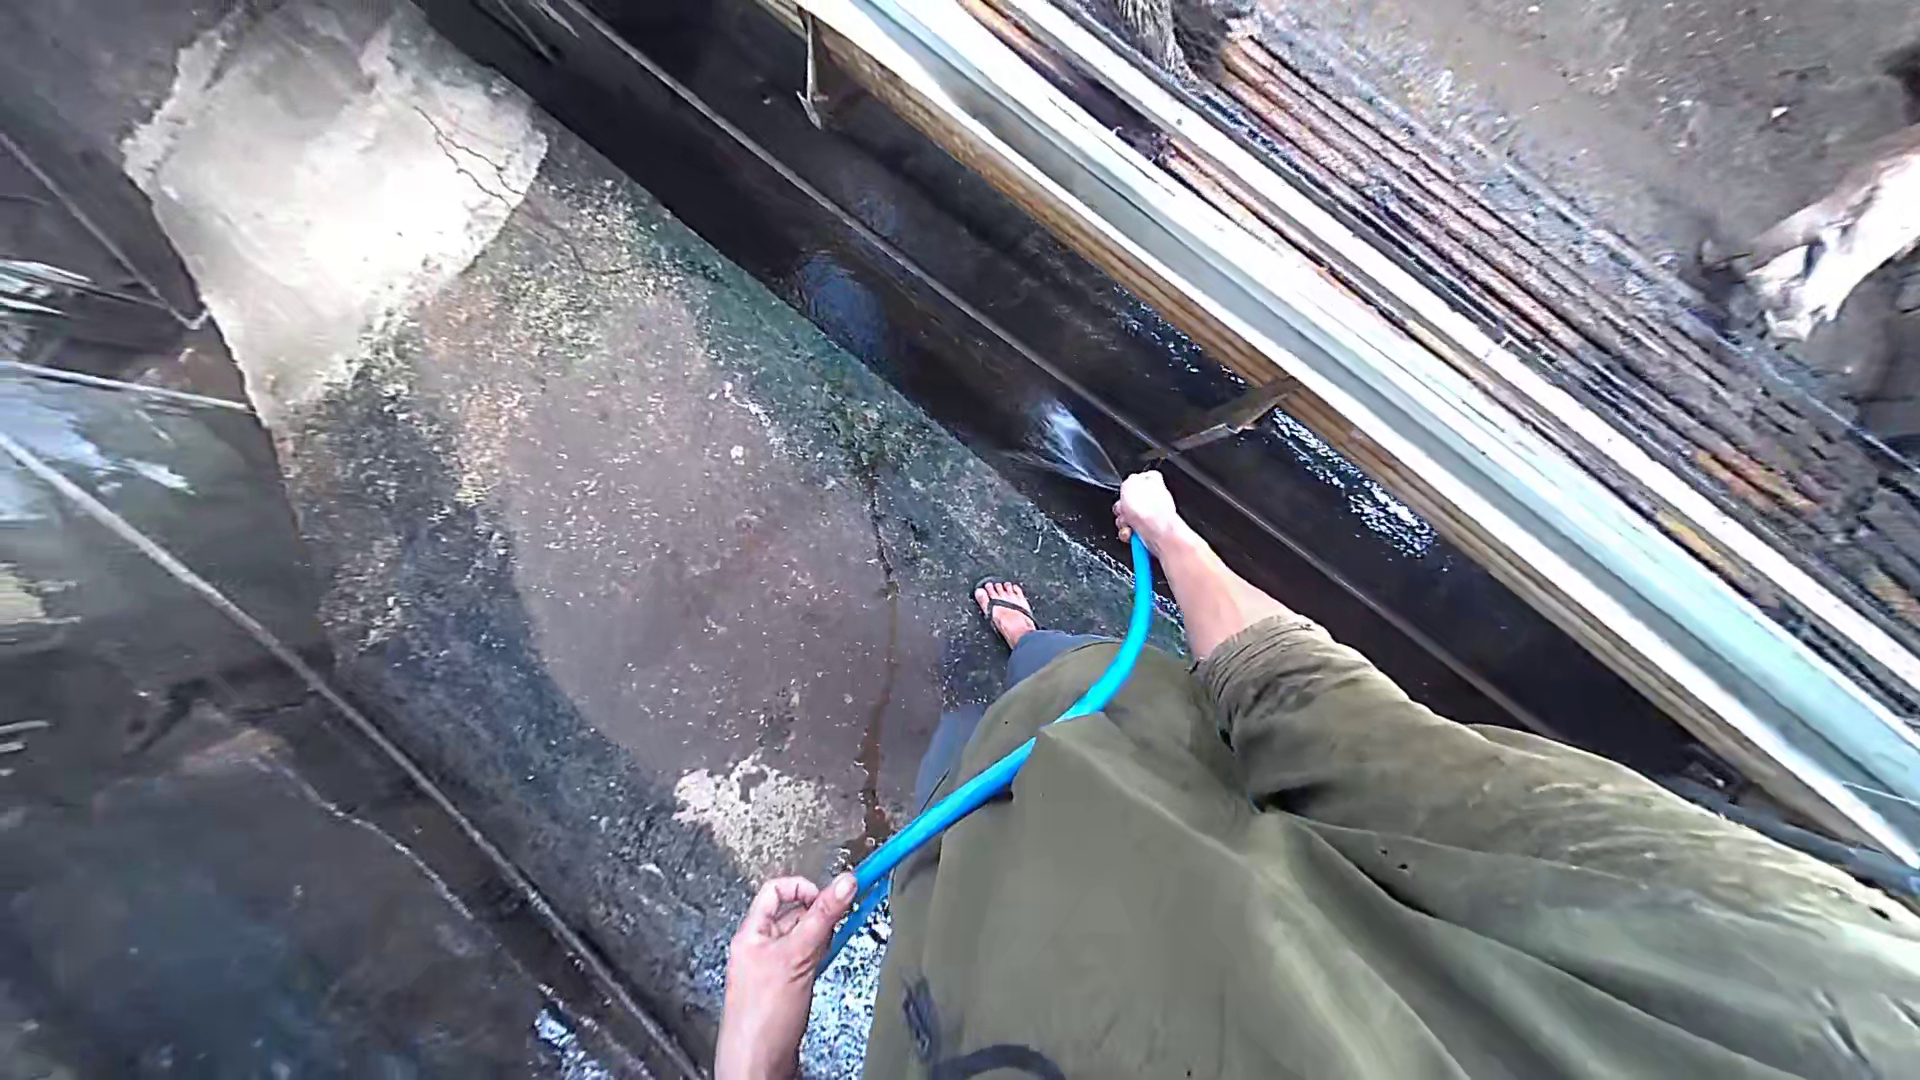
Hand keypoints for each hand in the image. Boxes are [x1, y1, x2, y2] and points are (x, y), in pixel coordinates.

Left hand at [715, 874, 856, 1079]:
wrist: (757, 1072)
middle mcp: (760, 947)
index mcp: (752, 933)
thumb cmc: (760, 1021)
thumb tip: (844, 883)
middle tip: (835, 921)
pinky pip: (805, 958)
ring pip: (802, 936)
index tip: (825, 895)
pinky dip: (818, 956)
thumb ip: (823, 916)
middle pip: (794, 912)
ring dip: (819, 937)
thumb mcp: (799, 955)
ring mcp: (772, 968)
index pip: (776, 890)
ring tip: (827, 947)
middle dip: (816, 915)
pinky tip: (823, 965)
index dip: (802, 887)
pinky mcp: (784, 986)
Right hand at [1114, 470, 1191, 555]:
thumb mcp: (1130, 483)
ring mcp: (1151, 517)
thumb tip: (1126, 485)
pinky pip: (1131, 531)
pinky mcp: (1148, 532)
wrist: (1158, 534)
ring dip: (1123, 523)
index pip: (1138, 479)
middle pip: (1128, 502)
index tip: (1124, 493)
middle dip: (1121, 509)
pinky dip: (1128, 534)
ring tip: (1129, 524)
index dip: (1127, 487)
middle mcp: (1154, 499)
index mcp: (1153, 482)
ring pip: (1127, 518)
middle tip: (1124, 511)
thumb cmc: (1149, 509)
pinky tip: (1132, 533)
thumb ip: (1127, 481)